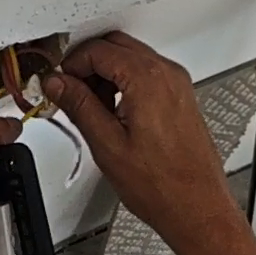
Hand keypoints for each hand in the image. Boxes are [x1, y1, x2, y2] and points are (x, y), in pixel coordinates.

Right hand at [44, 33, 242, 254]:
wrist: (197, 209)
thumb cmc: (162, 186)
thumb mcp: (107, 145)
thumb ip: (79, 105)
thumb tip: (58, 83)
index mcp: (147, 79)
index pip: (98, 50)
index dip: (72, 64)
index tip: (59, 82)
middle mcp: (167, 74)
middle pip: (116, 45)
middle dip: (88, 63)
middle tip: (69, 90)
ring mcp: (177, 84)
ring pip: (131, 56)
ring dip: (106, 72)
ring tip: (90, 106)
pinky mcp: (180, 96)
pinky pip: (147, 73)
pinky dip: (125, 81)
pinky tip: (113, 111)